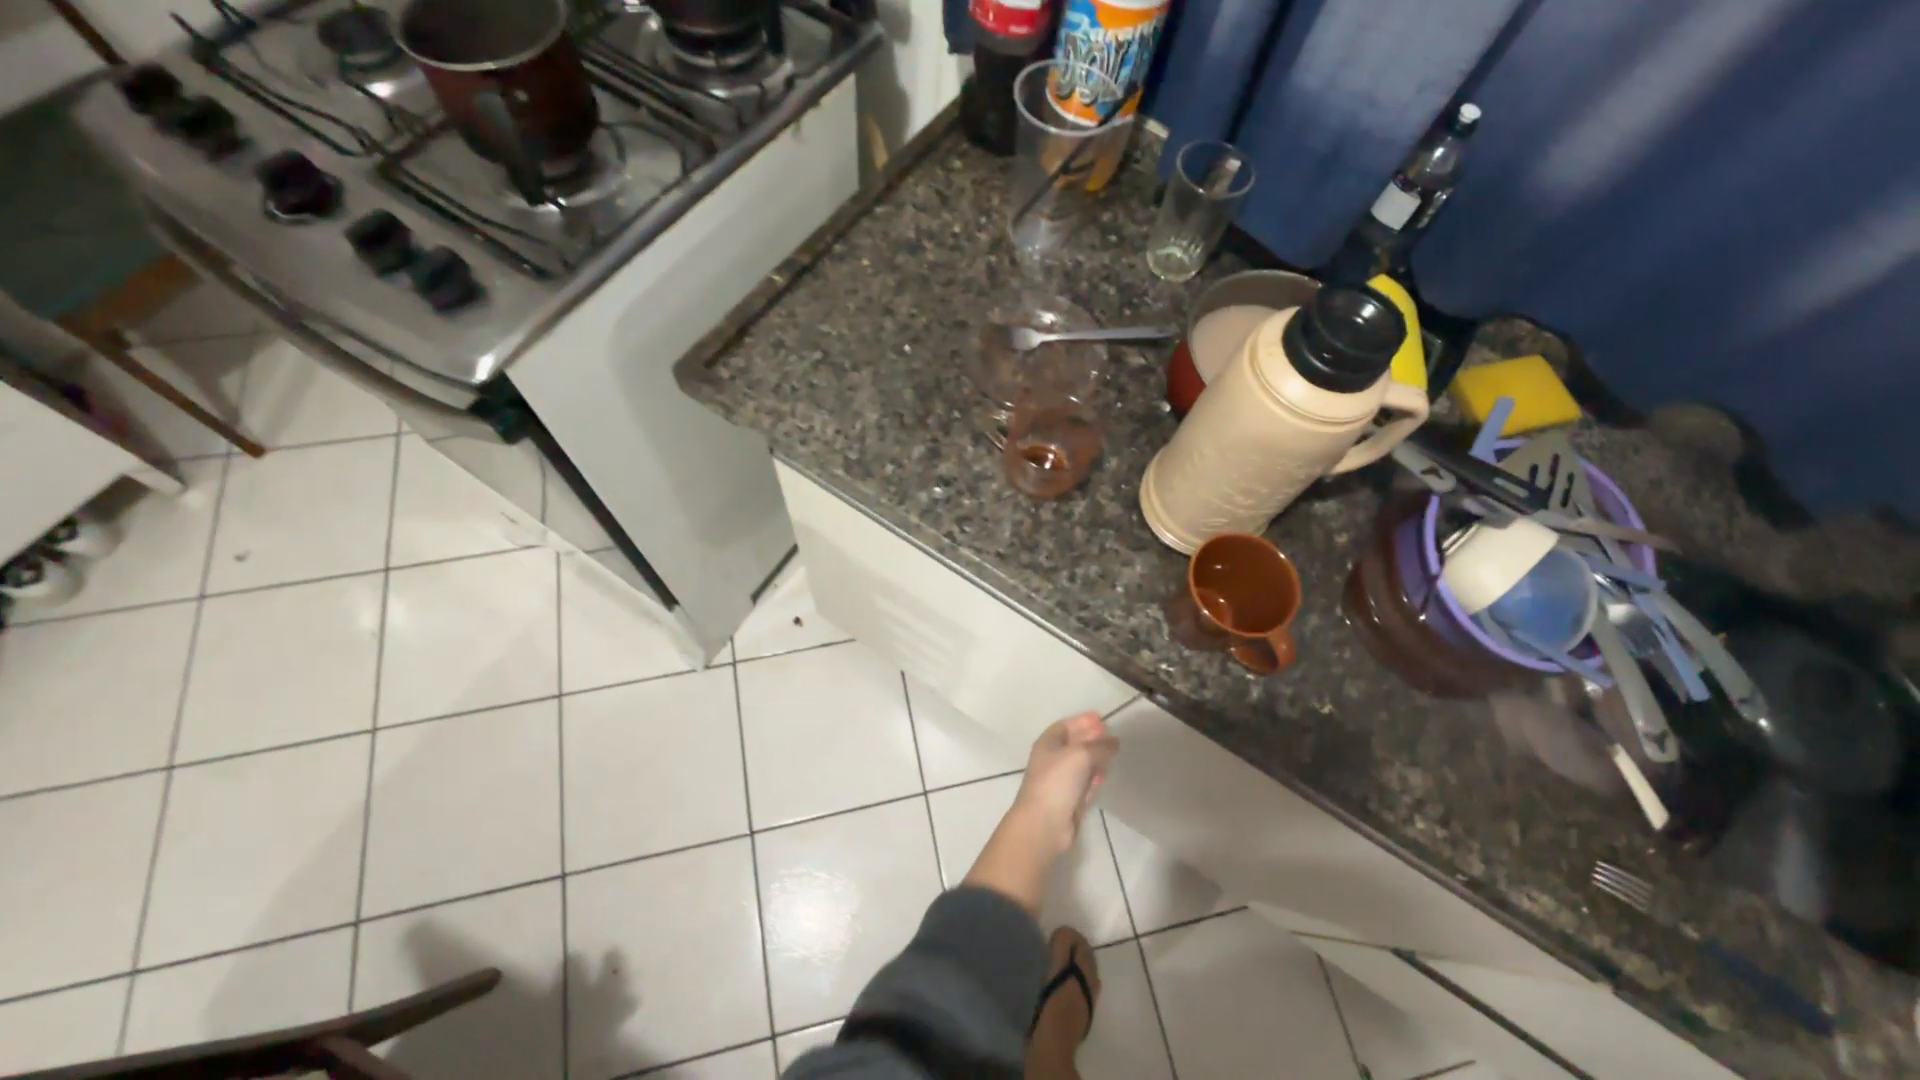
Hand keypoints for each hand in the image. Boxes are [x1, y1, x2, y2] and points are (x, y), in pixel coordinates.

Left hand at [1010, 711, 1118, 855]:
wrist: (1044, 823)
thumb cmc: (1057, 781)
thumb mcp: (1080, 755)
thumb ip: (1099, 746)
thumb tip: (1114, 742)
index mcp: (1047, 744)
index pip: (1065, 726)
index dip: (1082, 721)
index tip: (1100, 718)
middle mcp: (1052, 760)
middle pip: (1074, 744)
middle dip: (1092, 738)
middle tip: (1111, 734)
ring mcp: (1061, 782)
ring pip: (1081, 764)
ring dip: (1095, 757)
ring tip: (1112, 751)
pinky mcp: (1070, 800)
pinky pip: (1085, 783)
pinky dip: (1094, 777)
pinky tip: (1103, 774)